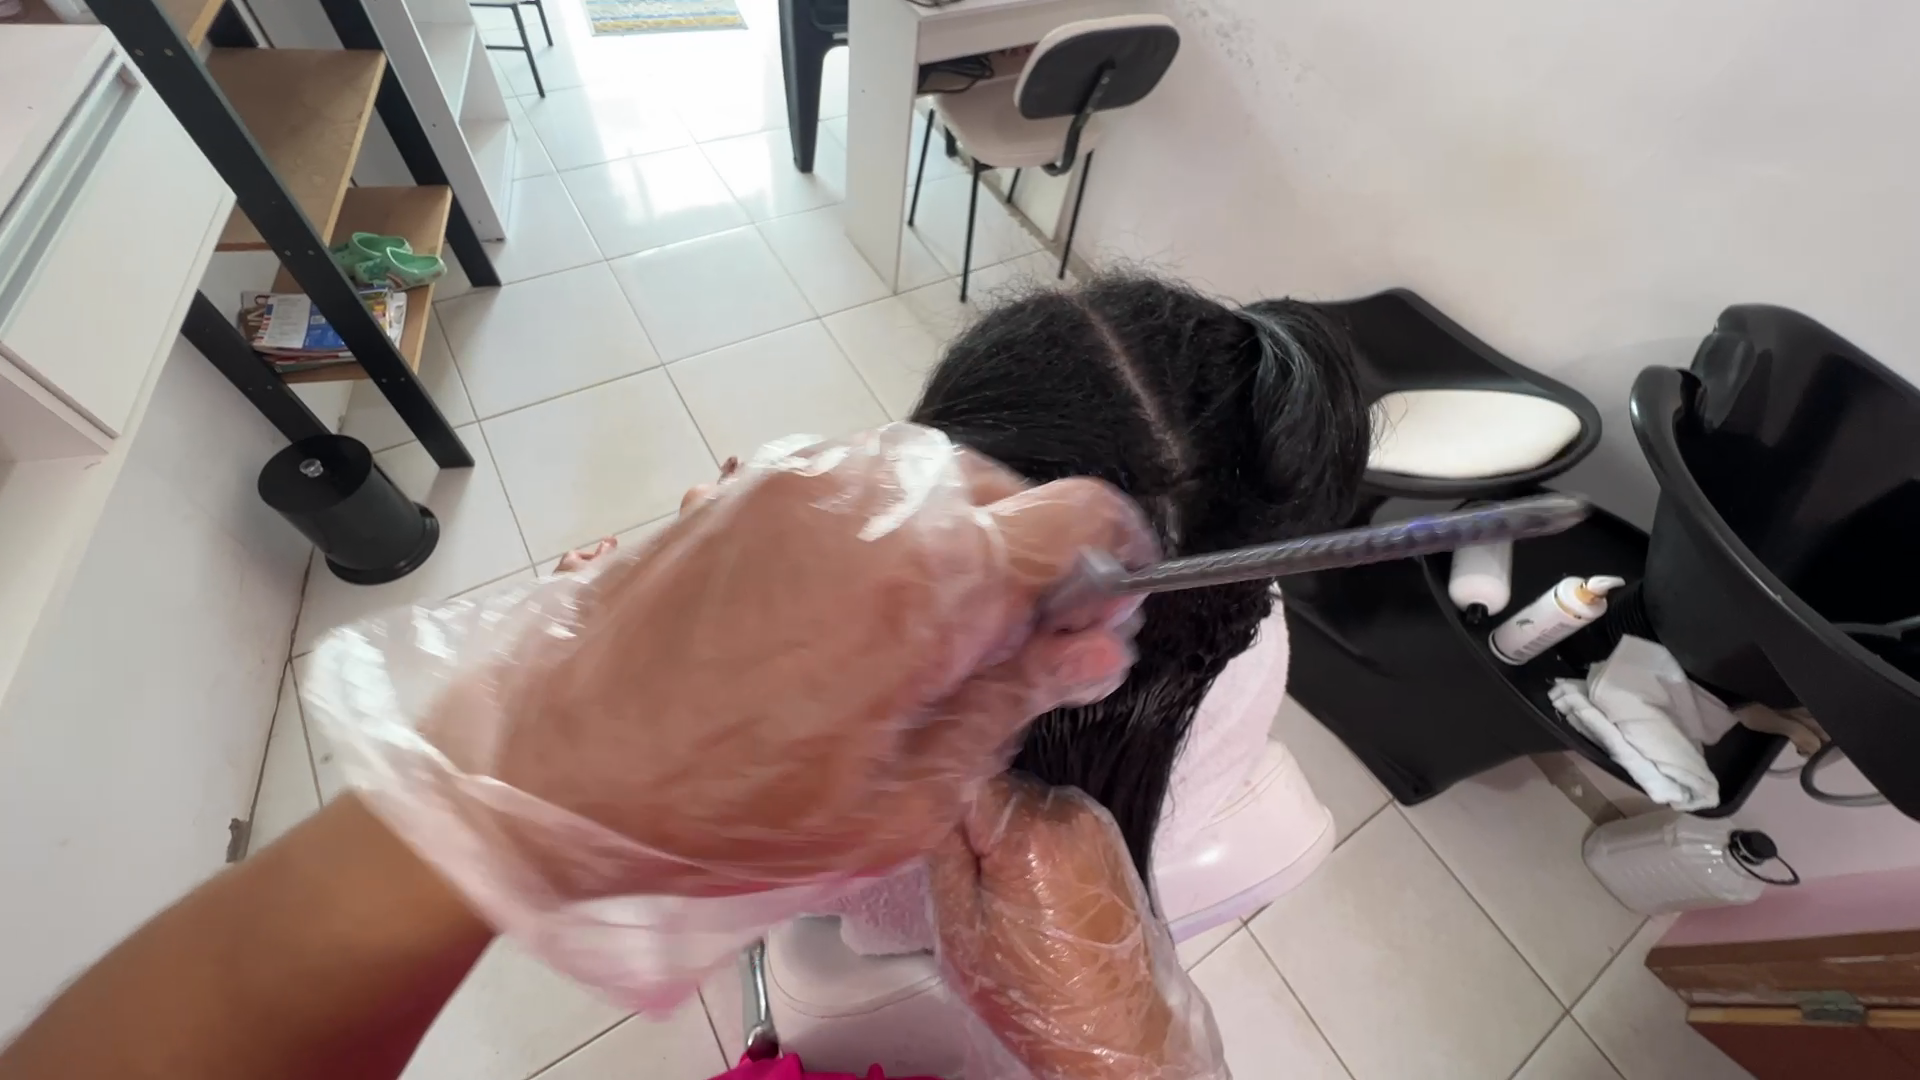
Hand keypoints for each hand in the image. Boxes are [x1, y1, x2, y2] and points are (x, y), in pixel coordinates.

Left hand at [307, 424, 1157, 903]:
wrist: (547, 760)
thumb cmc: (731, 806)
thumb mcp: (902, 795)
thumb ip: (1012, 701)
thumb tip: (1099, 645)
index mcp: (931, 575)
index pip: (1078, 515)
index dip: (1115, 552)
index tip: (1108, 597)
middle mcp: (878, 492)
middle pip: (1008, 491)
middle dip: (1026, 559)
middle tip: (992, 644)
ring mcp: (809, 469)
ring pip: (934, 478)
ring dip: (954, 539)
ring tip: (910, 628)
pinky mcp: (755, 473)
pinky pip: (863, 479)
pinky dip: (888, 524)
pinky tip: (845, 596)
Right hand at [931, 777, 1227, 1079]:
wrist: (1117, 1031)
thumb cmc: (1037, 992)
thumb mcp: (960, 928)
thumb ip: (944, 852)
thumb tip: (938, 806)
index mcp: (1029, 830)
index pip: (969, 781)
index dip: (949, 812)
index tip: (947, 844)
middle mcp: (1068, 811)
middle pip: (1000, 790)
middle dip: (982, 825)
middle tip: (981, 882)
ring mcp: (1095, 820)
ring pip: (1026, 803)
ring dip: (1012, 833)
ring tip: (1016, 894)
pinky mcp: (1110, 835)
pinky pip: (1056, 818)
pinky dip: (1041, 842)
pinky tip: (1042, 891)